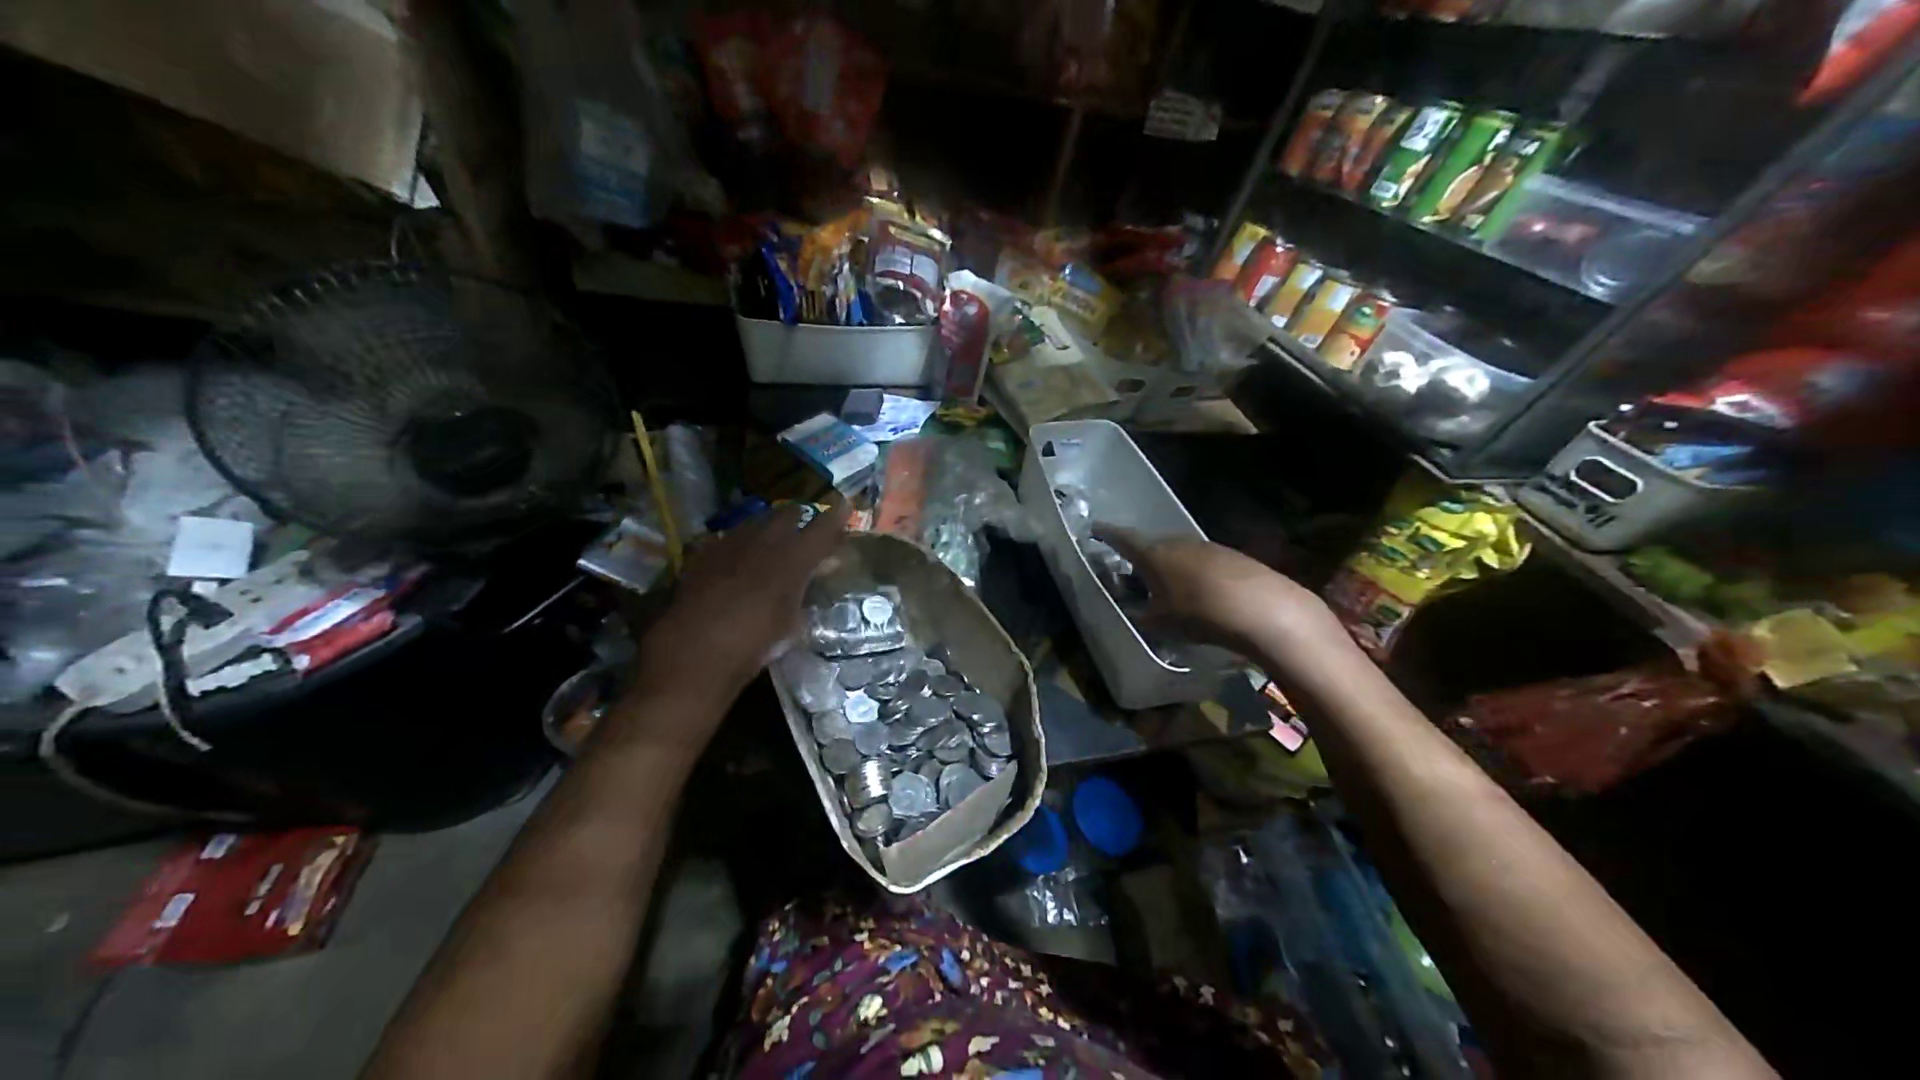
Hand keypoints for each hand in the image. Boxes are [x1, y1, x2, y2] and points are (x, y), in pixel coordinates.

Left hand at [634, 498, 851, 714]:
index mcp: (795, 556)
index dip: (837, 515)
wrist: (697, 649)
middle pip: (788, 513)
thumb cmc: (757, 641)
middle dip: (800, 519)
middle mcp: (765, 539)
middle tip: (805, 534)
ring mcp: (732, 540)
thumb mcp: (794, 620)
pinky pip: (730, 537)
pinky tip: (738, 560)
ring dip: (769, 529)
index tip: (845, 505)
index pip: (824, 526)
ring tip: (772, 545)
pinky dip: (740, 544)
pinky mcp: (705, 550)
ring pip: (757, 521)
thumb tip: (822, 569)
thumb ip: (807, 588)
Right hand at [1095, 527, 1353, 675]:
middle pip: (1152, 545)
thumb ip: (1141, 615)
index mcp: (1152, 553)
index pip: (1122, 538)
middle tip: (1135, 574)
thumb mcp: (1159, 623)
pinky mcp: (1233, 555)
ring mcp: (1207, 546)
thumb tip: (1136, 611)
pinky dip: (1195, 574)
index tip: (1095, 529)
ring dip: (1171, 566)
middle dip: (1142, 557)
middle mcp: (1177, 541)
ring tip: (1169, 588)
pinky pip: (1203, 562)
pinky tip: (1202, 593)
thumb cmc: (1197, 613)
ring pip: (1180, 553)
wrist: (1261, 608)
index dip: (1107, 534)